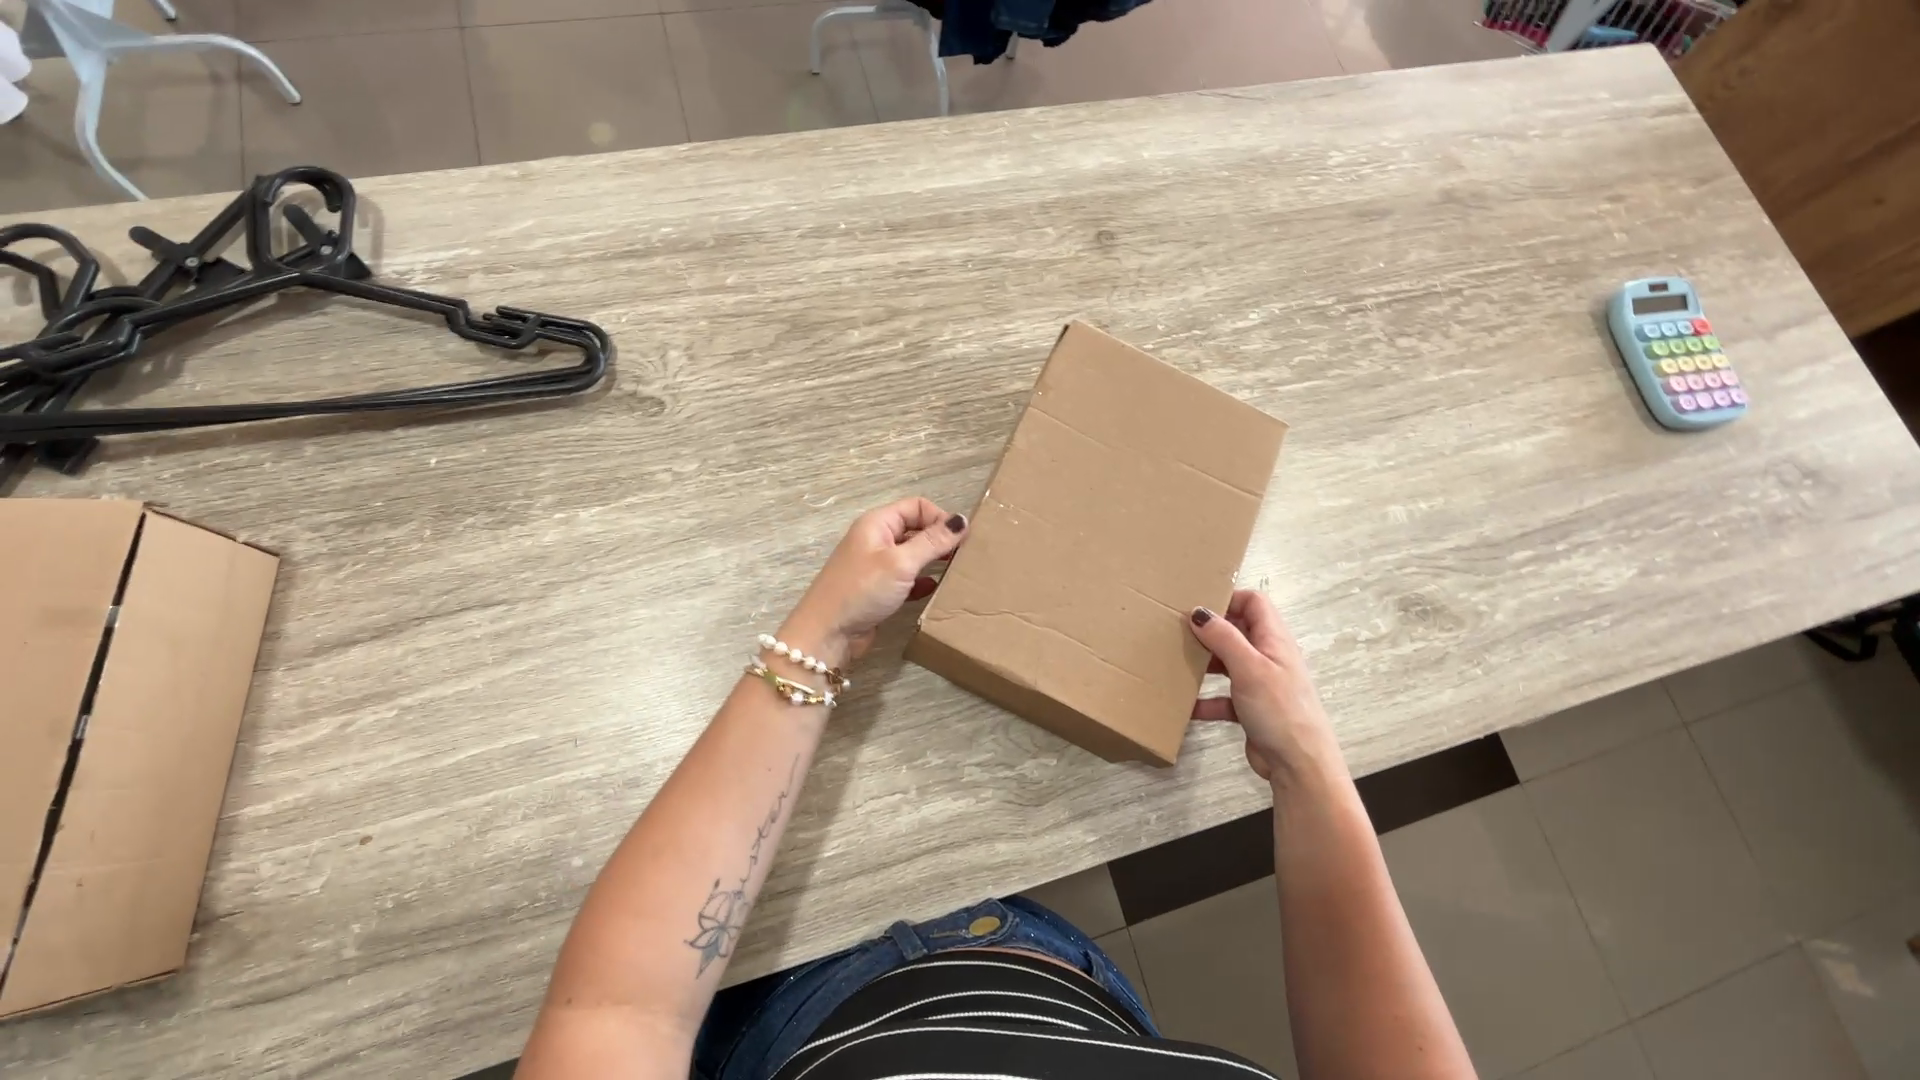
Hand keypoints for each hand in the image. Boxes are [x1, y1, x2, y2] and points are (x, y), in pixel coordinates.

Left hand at [780, 497, 967, 665]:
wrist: (827, 634)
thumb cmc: (862, 590)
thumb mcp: (900, 562)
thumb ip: (932, 541)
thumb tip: (962, 520)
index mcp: (877, 524)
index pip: (917, 507)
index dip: (940, 518)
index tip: (961, 539)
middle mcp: (876, 540)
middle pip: (915, 529)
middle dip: (939, 539)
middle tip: (964, 556)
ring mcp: (876, 566)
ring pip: (912, 556)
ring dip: (932, 562)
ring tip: (956, 572)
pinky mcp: (878, 590)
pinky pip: (907, 579)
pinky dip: (921, 582)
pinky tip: (934, 590)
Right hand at [1188, 590, 1343, 785]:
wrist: (1298, 764)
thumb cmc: (1279, 710)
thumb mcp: (1249, 668)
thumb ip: (1223, 637)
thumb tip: (1198, 612)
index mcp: (1274, 640)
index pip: (1254, 603)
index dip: (1228, 599)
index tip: (1198, 605)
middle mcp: (1269, 657)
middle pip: (1238, 631)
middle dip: (1210, 630)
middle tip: (1179, 632)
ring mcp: (1260, 684)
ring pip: (1228, 663)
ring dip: (1205, 663)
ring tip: (1178, 662)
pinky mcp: (1251, 709)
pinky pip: (1224, 697)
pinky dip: (1206, 700)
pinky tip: (1186, 706)